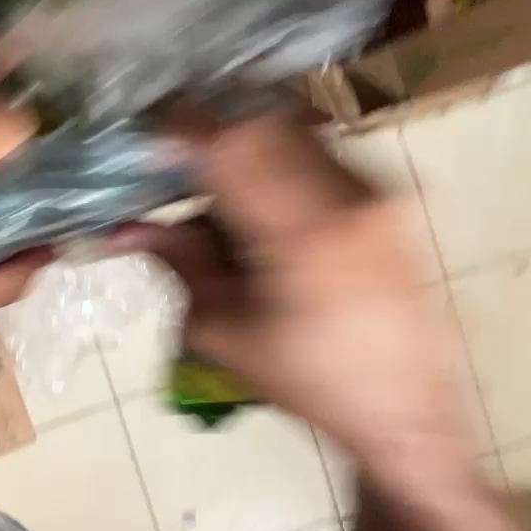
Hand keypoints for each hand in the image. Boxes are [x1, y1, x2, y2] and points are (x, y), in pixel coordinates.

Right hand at [119, 114, 476, 476]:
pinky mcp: (394, 195)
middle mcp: (352, 198)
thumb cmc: (304, 381)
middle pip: (263, 123)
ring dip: (245, 147)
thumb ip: (179, 262)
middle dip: (209, 133)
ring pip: (293, 132)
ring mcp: (382, 191)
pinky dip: (277, 162)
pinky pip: (320, 152)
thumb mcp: (222, 329)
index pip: (232, 145)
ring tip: (214, 188)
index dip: (182, 130)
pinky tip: (260, 203)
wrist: (405, 407)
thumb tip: (125, 228)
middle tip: (171, 160)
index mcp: (304, 238)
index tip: (145, 139)